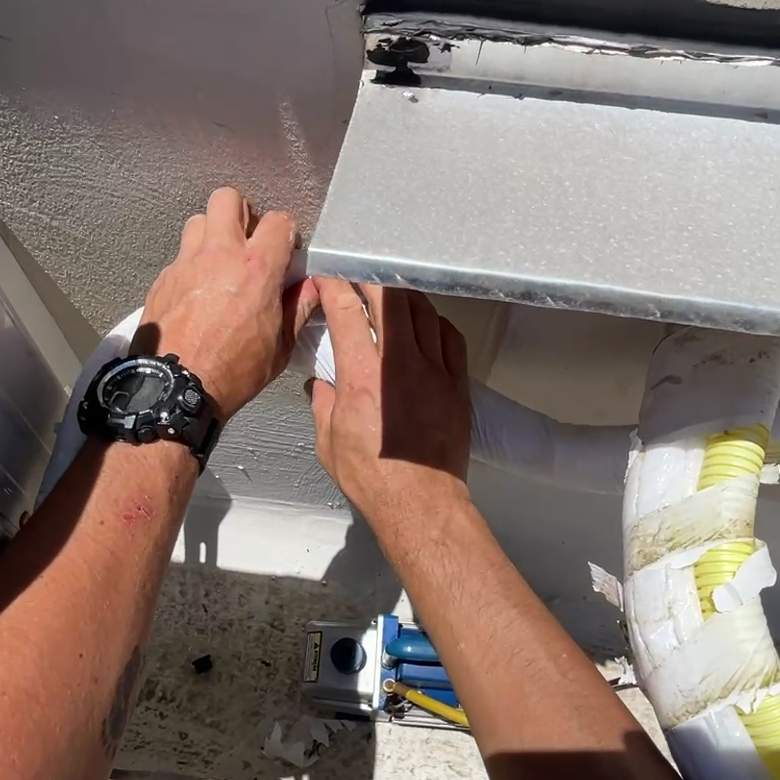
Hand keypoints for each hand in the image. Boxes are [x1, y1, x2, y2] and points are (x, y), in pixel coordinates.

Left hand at [137, 187, 316, 417]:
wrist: (176, 389)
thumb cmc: (233, 373)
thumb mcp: (280, 347)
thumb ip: (297, 308)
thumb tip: (310, 286)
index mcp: (256, 270)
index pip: (278, 220)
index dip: (286, 233)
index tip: (285, 250)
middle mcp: (219, 255)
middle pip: (228, 199)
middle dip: (243, 214)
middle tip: (248, 241)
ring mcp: (186, 264)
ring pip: (198, 221)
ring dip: (212, 234)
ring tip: (220, 263)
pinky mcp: (163, 278)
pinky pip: (180, 255)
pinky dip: (193, 265)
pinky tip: (198, 292)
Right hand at [308, 282, 471, 528]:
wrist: (420, 504)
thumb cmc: (373, 479)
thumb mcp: (329, 442)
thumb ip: (324, 405)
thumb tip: (322, 386)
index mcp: (362, 378)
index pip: (348, 312)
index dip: (336, 285)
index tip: (329, 276)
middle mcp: (400, 365)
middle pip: (390, 298)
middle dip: (371, 279)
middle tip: (360, 278)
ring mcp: (434, 372)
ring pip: (423, 312)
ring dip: (403, 298)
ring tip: (391, 297)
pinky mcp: (456, 385)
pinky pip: (450, 338)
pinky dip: (434, 324)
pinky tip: (425, 327)